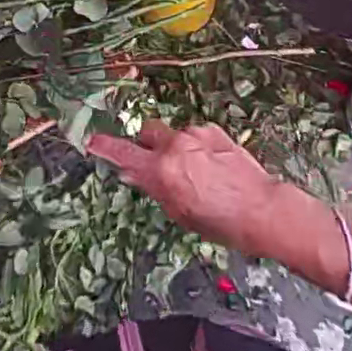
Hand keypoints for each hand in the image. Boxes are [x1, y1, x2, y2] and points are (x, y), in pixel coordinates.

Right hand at [89, 121, 292, 256]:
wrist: (259, 207)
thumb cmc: (218, 221)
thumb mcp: (178, 212)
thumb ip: (154, 188)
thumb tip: (135, 173)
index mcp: (162, 170)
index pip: (125, 154)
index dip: (106, 147)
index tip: (92, 140)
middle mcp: (176, 145)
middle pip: (149, 133)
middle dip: (147, 145)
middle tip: (154, 164)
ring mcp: (197, 134)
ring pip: (174, 136)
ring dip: (175, 149)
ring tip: (194, 174)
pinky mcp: (214, 129)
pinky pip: (195, 135)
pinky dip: (195, 147)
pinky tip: (210, 166)